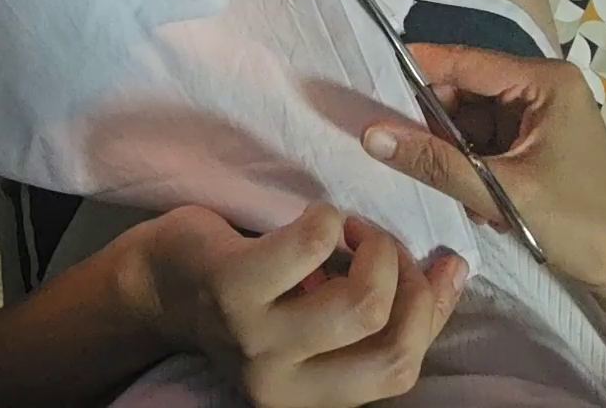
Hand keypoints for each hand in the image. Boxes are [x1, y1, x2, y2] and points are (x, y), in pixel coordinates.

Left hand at [113, 204, 467, 407]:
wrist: (157, 280)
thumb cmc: (242, 291)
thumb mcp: (308, 318)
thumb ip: (365, 311)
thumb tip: (448, 273)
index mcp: (309, 395)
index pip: (399, 370)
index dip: (435, 313)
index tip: (447, 264)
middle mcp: (283, 382)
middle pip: (391, 346)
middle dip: (408, 281)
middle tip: (383, 243)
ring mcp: (257, 336)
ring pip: (360, 304)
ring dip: (375, 248)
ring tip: (353, 228)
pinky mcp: (235, 284)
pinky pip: (312, 244)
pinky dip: (330, 219)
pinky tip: (318, 215)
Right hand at [361, 45, 605, 294]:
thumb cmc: (581, 225)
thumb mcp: (501, 193)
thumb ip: (434, 161)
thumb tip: (371, 133)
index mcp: (544, 81)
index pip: (465, 62)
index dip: (416, 69)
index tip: (368, 79)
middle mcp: (540, 85)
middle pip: (463, 88)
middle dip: (433, 120)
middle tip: (398, 147)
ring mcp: (537, 112)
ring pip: (468, 115)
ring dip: (450, 147)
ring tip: (445, 182)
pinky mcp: (533, 138)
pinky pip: (482, 136)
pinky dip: (467, 161)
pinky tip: (470, 194)